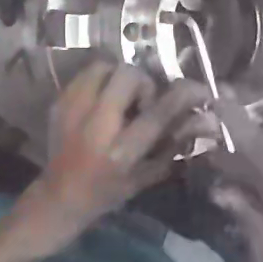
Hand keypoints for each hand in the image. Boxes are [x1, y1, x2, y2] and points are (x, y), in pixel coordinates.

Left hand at [13, 61, 206, 255]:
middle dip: (143, 82)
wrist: (59, 194)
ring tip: (121, 95)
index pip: (156, 114)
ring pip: (103, 66)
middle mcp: (95, 126)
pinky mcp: (58, 102)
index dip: (182, 96)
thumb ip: (174, 145)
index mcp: (121, 152)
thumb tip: (204, 118)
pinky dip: (99, 80)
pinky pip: (84, 75)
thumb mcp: (146, 175)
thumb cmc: (108, 190)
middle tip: (143, 100)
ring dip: (118, 76)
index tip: (197, 89)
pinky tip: (101, 98)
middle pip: (127, 76)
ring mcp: (72, 110)